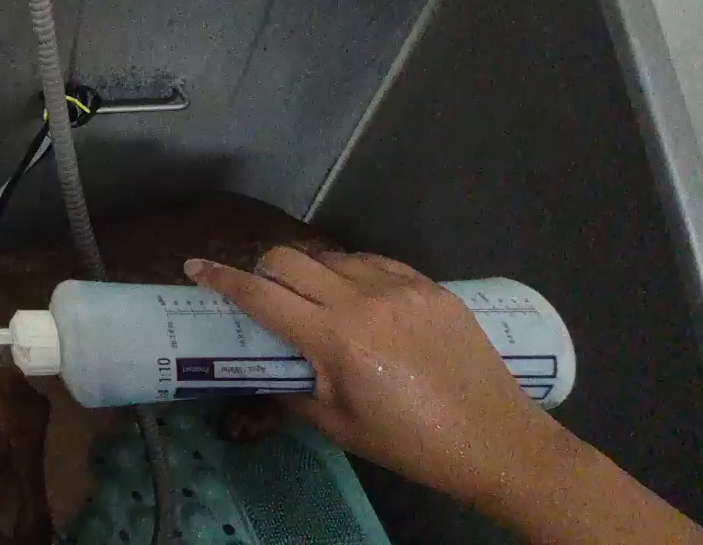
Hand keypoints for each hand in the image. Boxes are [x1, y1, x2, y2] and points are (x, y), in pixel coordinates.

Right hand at [186, 248, 566, 504]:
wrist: (507, 447)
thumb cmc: (413, 444)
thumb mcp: (337, 425)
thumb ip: (288, 388)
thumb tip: (259, 366)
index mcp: (334, 340)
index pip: (259, 295)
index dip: (220, 278)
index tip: (195, 267)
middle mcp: (361, 304)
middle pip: (286, 259)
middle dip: (264, 270)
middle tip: (267, 291)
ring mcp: (399, 291)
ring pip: (327, 255)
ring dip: (309, 271)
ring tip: (319, 297)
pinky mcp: (430, 288)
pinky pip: (371, 261)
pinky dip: (351, 271)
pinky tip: (360, 295)